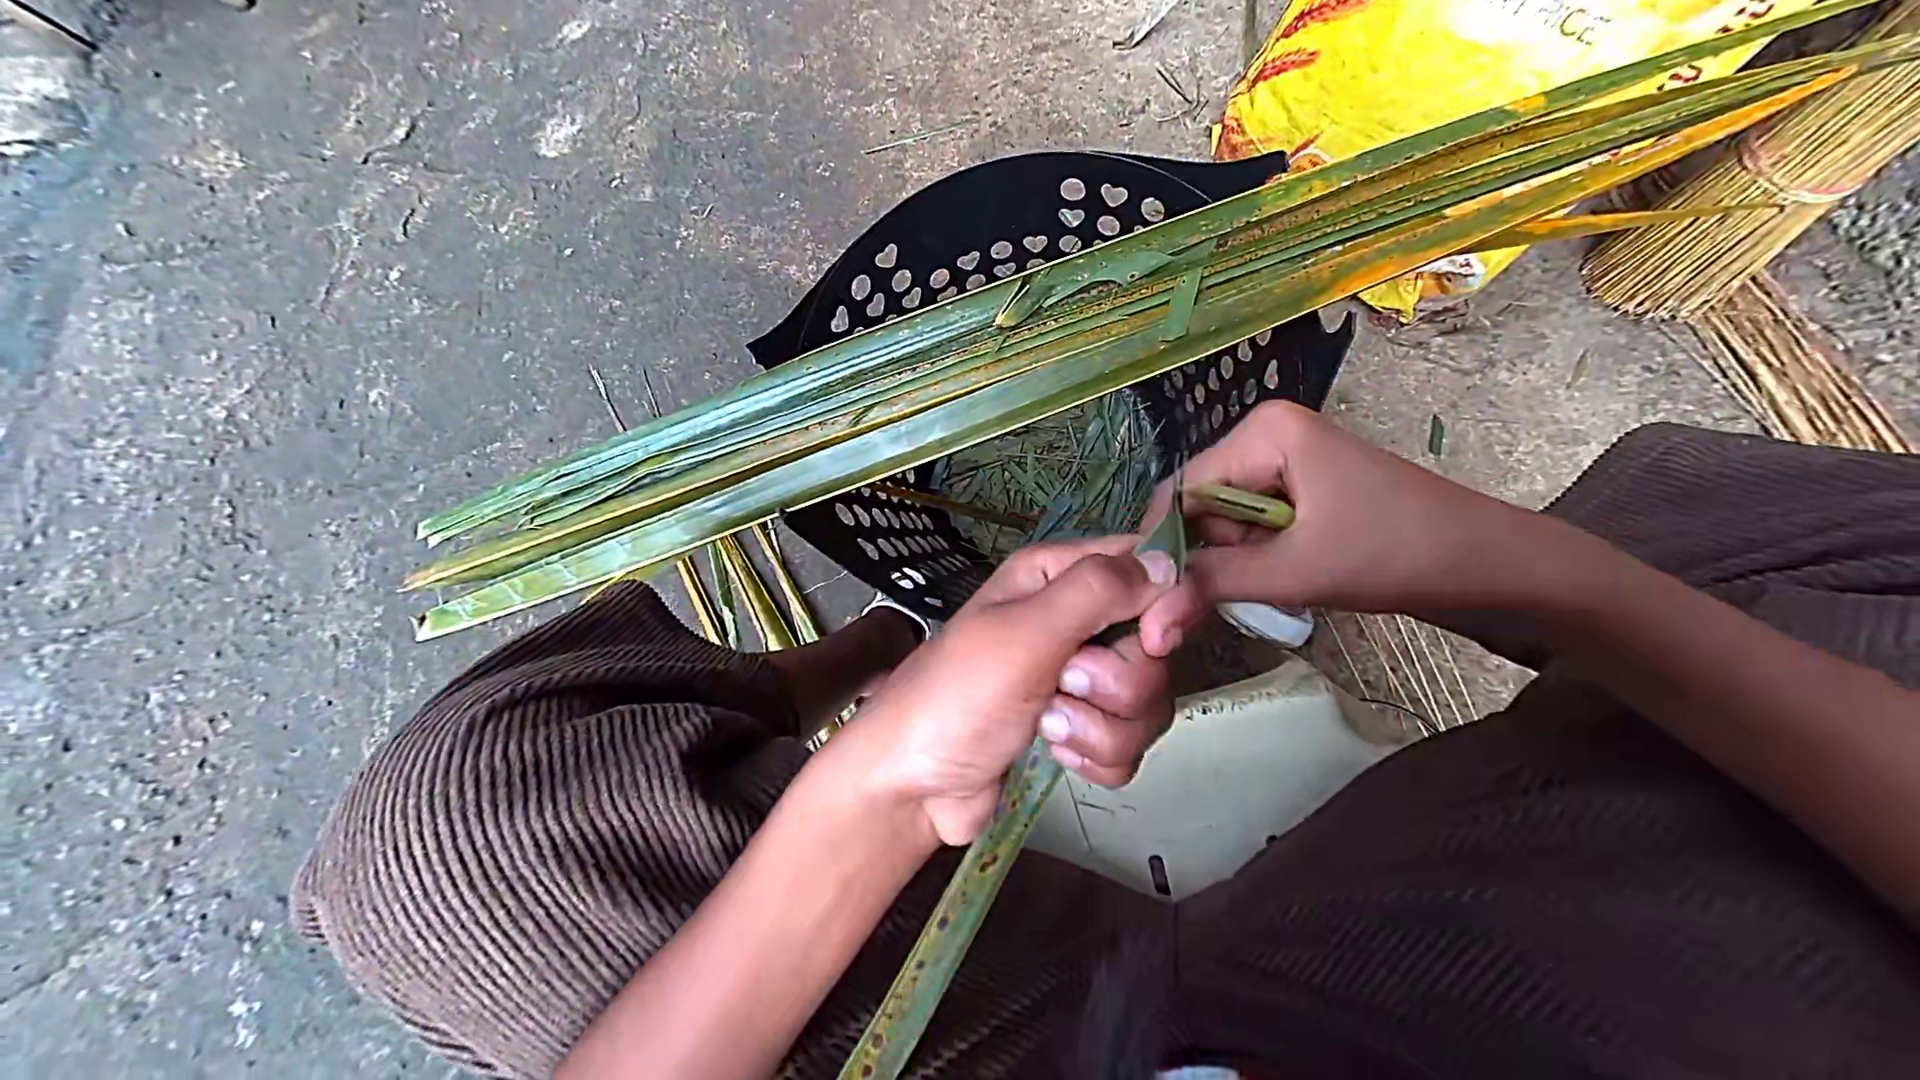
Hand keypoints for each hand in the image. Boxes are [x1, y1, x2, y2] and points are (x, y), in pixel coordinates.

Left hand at [827, 536, 1177, 845]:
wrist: (915, 787)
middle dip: (1116, 682)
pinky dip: (1096, 755)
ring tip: (1046, 725)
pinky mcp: (1082, 728)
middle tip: (1062, 685)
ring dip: (1099, 726)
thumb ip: (1096, 592)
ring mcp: (1079, 678)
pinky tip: (1054, 753)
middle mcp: (1073, 620)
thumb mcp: (1023, 634)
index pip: (1146, 566)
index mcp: (1055, 578)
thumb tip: (1167, 563)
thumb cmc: (956, 697)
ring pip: (1146, 700)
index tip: (1153, 640)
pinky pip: (1130, 742)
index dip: (1166, 602)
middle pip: (1154, 645)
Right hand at [1138, 400, 1574, 655]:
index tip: (1155, 594)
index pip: (1180, 488)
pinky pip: (1250, 525)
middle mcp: (1266, 433)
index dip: (1165, 542)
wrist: (1492, 566)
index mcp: (1264, 430)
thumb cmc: (1397, 553)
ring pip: (1222, 520)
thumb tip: (1145, 622)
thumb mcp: (1294, 572)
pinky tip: (1286, 573)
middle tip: (1243, 588)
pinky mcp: (1299, 485)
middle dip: (1212, 552)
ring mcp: (1284, 458)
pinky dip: (1255, 557)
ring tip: (1281, 579)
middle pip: (1199, 503)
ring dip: (1236, 559)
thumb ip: (1211, 587)